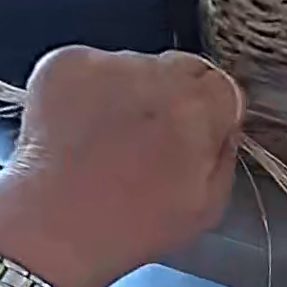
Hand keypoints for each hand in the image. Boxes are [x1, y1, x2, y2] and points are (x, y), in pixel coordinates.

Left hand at [0, 47, 242, 286]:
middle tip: (164, 141)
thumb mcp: (210, 207)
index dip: (218, 113)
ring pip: (140, 66)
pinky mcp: (65, 62)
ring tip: (120, 142)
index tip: (206, 135)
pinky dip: (99, 92)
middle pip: (185, 68)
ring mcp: (106, 64)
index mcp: (196, 110)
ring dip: (139, 94)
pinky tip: (92, 131)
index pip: (225, 85)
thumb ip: (226, 157)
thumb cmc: (137, 225)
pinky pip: (98, 68)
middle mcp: (153, 74)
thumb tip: (224, 129)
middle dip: (182, 98)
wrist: (60, 224)